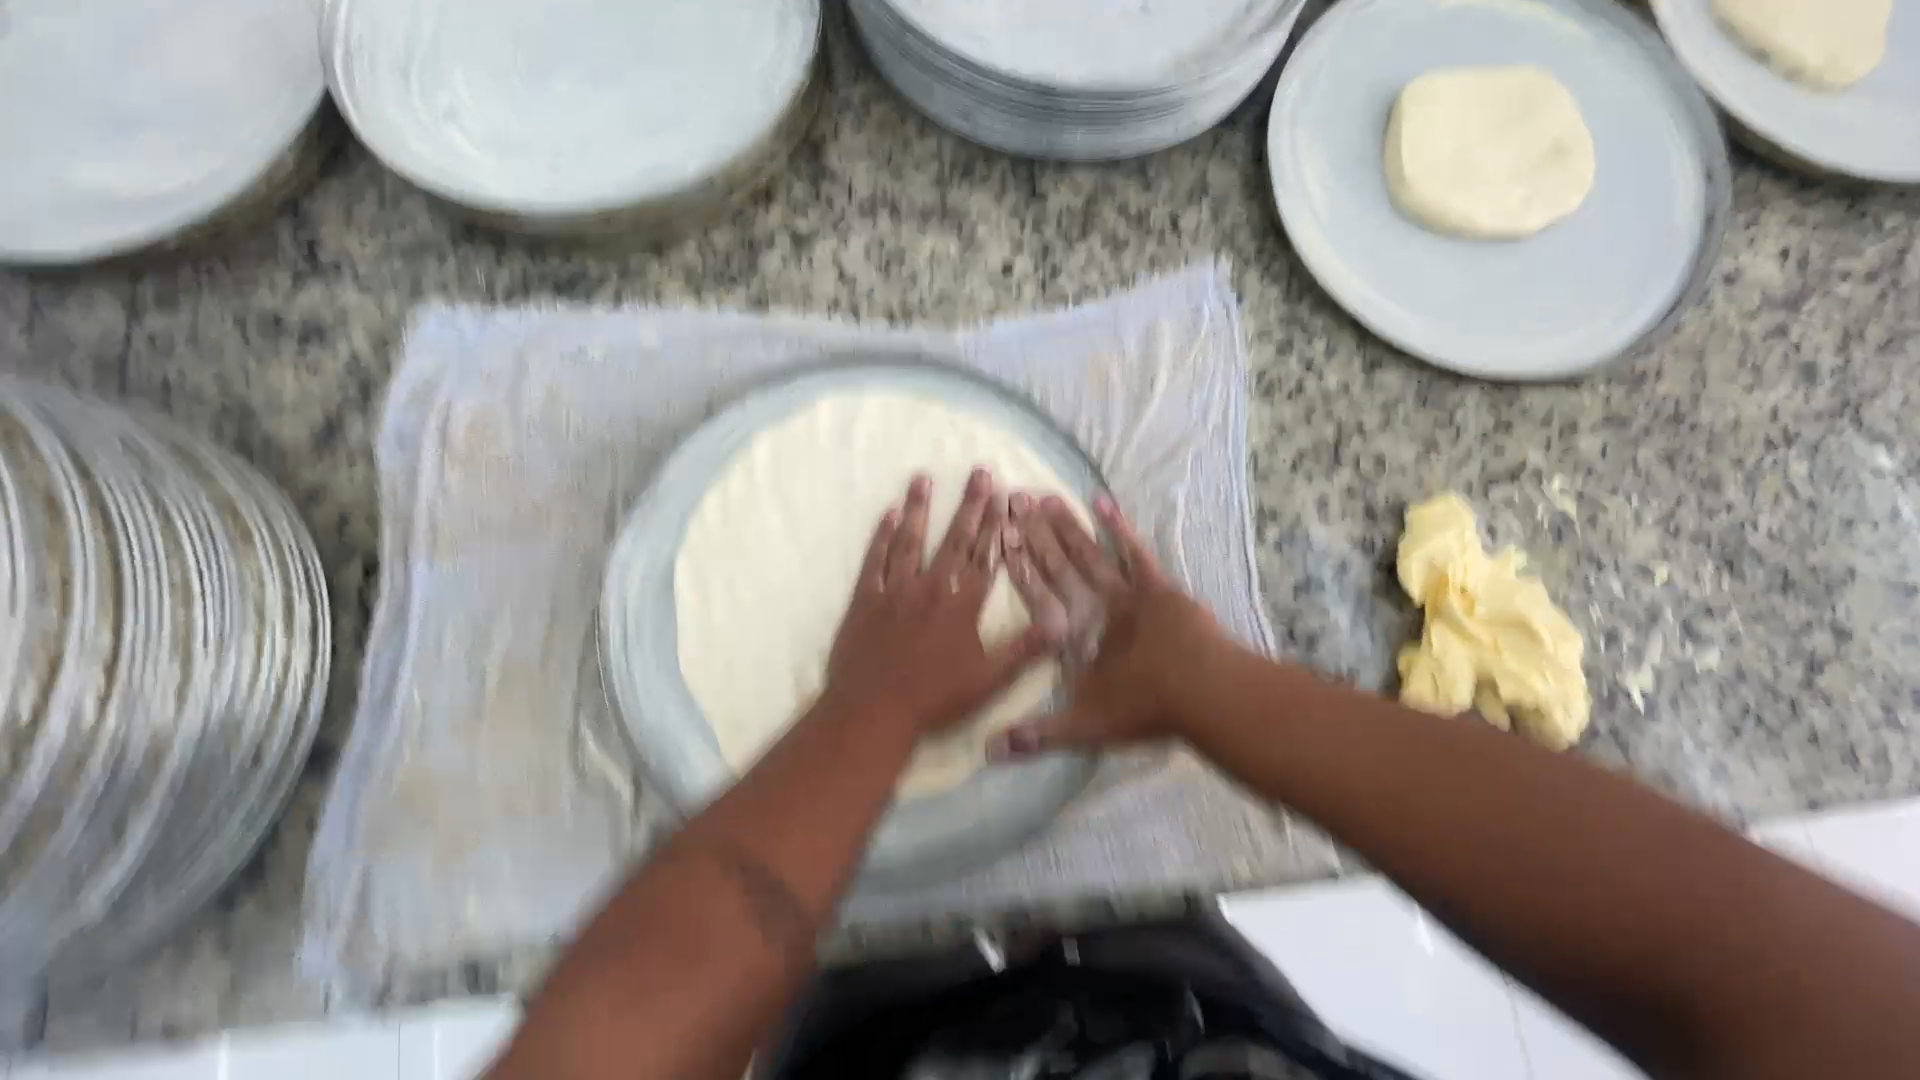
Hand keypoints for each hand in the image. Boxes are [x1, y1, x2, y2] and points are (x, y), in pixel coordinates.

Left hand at [822, 469, 1059, 740]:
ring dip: (919, 508)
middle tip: (979, 471)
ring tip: (923, 477)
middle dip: (970, 505)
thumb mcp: (989, 681)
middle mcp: (931, 589)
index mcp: (962, 607)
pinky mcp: (866, 600)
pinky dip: (881, 536)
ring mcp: (896, 591)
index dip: (997, 527)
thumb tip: (1062, 625)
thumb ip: (1025, 650)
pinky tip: (888, 514)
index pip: (985, 558)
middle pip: (954, 541)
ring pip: (910, 541)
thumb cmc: (935, 699)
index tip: (1005, 497)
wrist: (873, 712)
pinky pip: (875, 560)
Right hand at [990, 494, 1224, 757]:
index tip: (998, 537)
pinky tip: (1102, 501)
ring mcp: (1128, 592)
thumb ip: (1037, 736)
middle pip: (1057, 564)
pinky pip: (1134, 551)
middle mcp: (1095, 605)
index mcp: (1073, 634)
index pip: (1035, 593)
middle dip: (1033, 534)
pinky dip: (1118, 527)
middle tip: (1012, 501)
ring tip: (1044, 497)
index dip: (1015, 566)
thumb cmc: (1144, 707)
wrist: (1205, 690)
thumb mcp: (1085, 727)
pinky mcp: (1159, 586)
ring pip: (1089, 552)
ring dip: (1066, 526)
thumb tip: (988, 753)